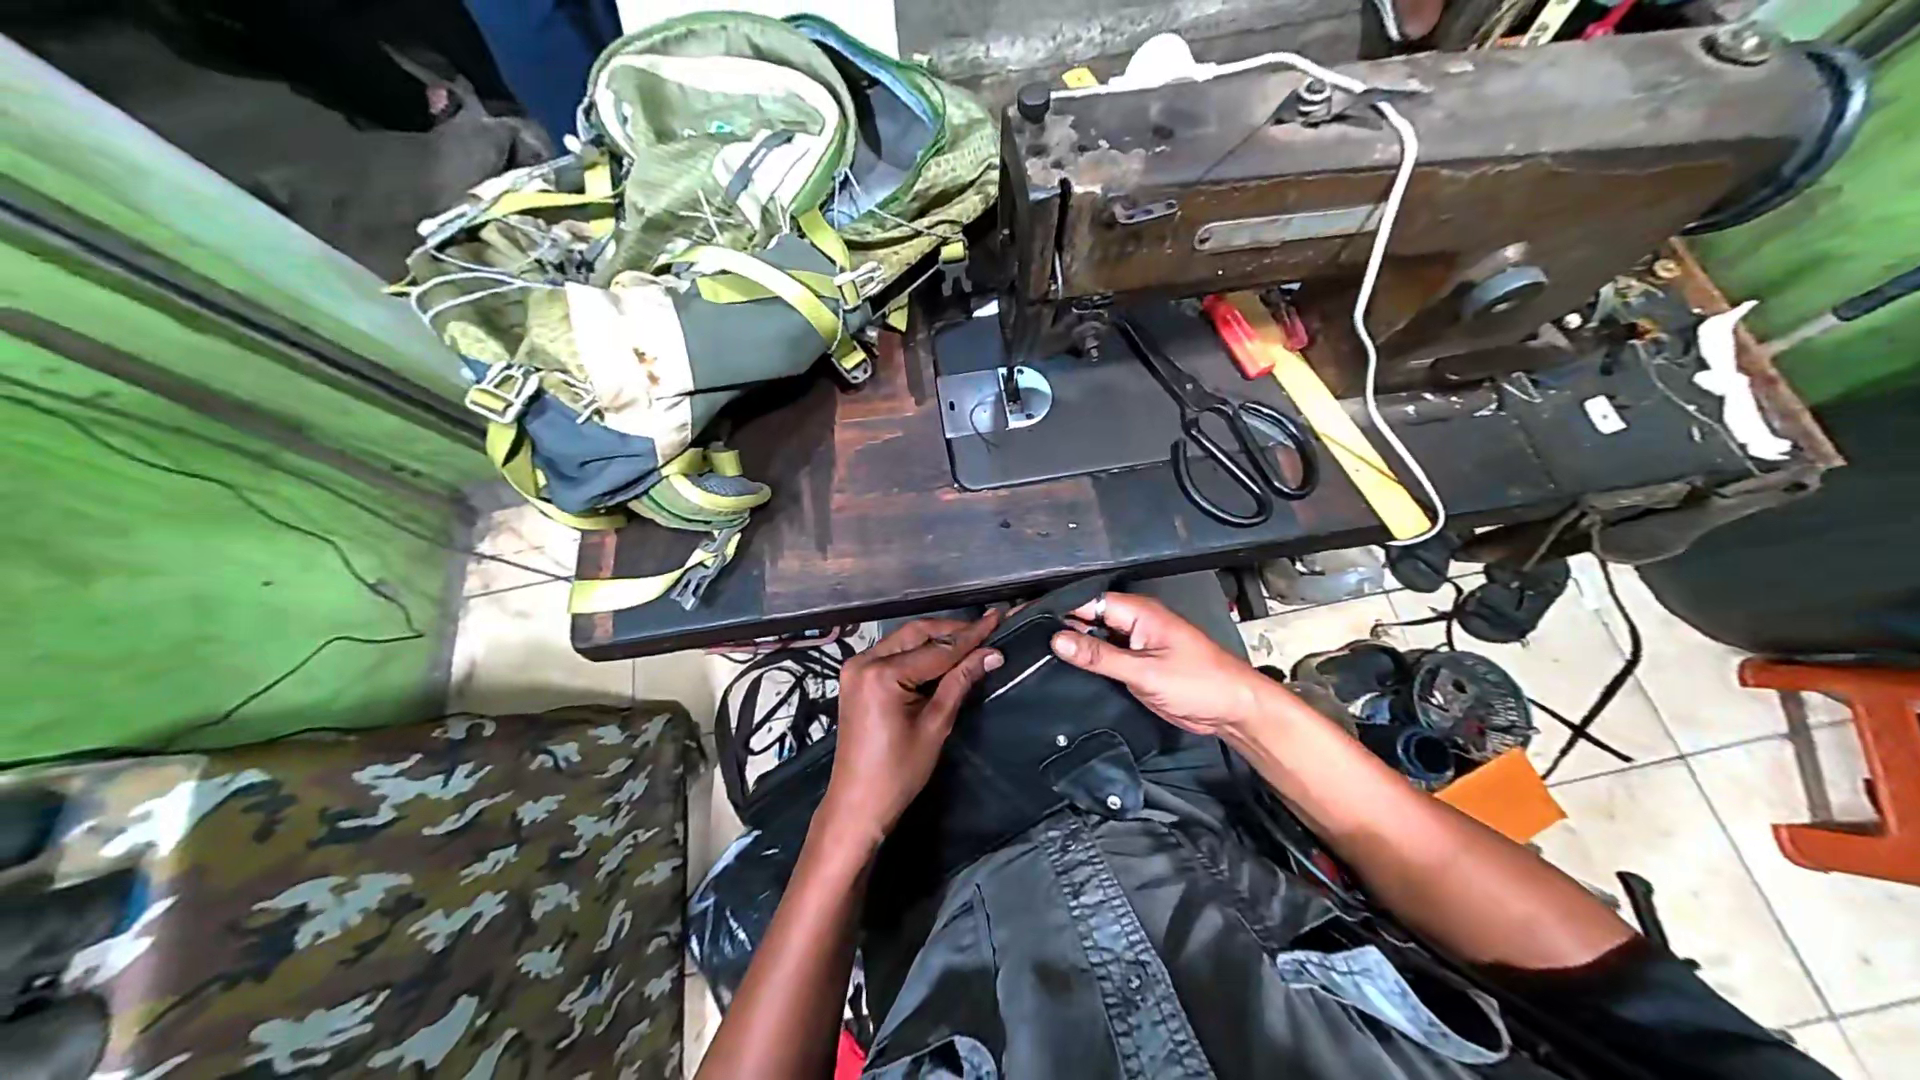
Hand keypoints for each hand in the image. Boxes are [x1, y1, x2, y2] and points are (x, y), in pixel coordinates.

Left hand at [817, 612, 1003, 849]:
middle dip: (952, 631)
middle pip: (917, 633)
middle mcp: (864, 662)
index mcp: (882, 674)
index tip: (996, 619)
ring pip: (904, 640)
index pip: (937, 648)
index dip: (971, 636)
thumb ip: (960, 682)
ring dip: (936, 639)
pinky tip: (942, 655)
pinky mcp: (856, 677)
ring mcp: (856, 667)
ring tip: (971, 640)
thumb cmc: (898, 772)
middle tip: (986, 628)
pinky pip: (893, 653)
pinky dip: (918, 651)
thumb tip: (991, 655)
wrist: (858, 802)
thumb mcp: (935, 725)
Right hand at [1049, 593, 1284, 737]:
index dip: (1059, 610)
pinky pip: (1105, 658)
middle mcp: (1135, 624)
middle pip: (1088, 619)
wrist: (1233, 710)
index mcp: (1139, 612)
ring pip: (1094, 640)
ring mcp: (1135, 644)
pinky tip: (1071, 672)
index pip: (1087, 602)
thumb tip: (1060, 641)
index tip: (1030, 620)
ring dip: (1075, 648)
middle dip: (1062, 629)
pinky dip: (1089, 664)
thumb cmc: (1203, 683)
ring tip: (1043, 656)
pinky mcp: (1137, 665)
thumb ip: (1099, 657)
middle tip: (1032, 642)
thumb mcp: (1145, 671)